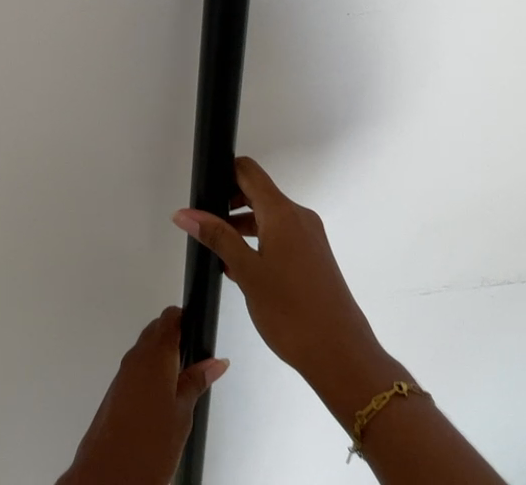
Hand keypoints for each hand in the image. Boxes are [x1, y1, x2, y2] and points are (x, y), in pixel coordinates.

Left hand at [57, 307, 227, 484]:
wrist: (109, 473)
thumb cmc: (147, 446)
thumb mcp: (183, 412)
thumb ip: (197, 381)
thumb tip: (215, 363)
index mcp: (155, 357)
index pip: (170, 318)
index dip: (186, 317)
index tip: (199, 325)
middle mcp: (135, 358)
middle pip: (156, 330)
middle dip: (176, 334)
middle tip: (197, 350)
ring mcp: (123, 373)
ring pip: (146, 348)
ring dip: (163, 353)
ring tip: (185, 373)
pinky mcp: (116, 388)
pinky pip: (136, 366)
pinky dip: (151, 369)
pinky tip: (164, 390)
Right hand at [174, 157, 387, 384]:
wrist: (340, 354)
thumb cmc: (290, 310)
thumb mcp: (246, 271)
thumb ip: (217, 237)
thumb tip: (185, 213)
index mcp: (283, 213)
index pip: (249, 171)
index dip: (223, 172)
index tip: (201, 190)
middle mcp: (299, 217)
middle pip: (258, 193)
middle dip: (228, 203)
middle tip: (202, 225)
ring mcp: (310, 238)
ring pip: (269, 218)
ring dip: (242, 226)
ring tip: (216, 251)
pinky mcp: (314, 258)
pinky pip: (281, 237)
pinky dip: (259, 243)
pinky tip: (240, 269)